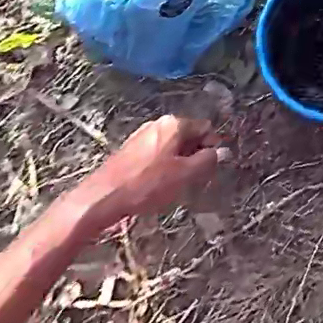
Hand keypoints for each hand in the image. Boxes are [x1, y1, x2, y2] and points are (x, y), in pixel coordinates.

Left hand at [72, 115, 222, 228]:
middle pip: (189, 135)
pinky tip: (155, 184)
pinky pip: (157, 152)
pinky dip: (162, 165)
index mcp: (174, 124)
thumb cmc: (146, 185)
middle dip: (194, 155)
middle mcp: (158, 124)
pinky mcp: (131, 149)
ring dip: (178, 162)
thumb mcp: (184, 174)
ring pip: (172, 145)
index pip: (206, 128)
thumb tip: (222, 151)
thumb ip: (207, 160)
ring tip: (173, 184)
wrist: (101, 198)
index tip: (208, 168)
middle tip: (192, 178)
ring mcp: (142, 135)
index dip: (211, 147)